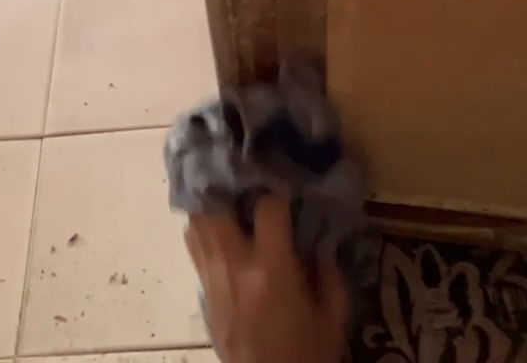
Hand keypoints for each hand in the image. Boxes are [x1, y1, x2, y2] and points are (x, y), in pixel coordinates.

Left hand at [185, 198, 349, 362]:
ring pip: (197, 222)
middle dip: (232, 187)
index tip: (286, 183)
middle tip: (250, 180)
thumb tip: (318, 241)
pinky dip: (205, 230)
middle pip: (217, 206)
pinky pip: (195, 246)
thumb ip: (328, 273)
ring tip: (232, 198)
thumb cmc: (306, 357)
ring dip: (213, 205)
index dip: (277, 189)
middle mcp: (234, 265)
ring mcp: (212, 278)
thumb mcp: (331, 318)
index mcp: (271, 269)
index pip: (267, 207)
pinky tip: (222, 227)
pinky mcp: (203, 293)